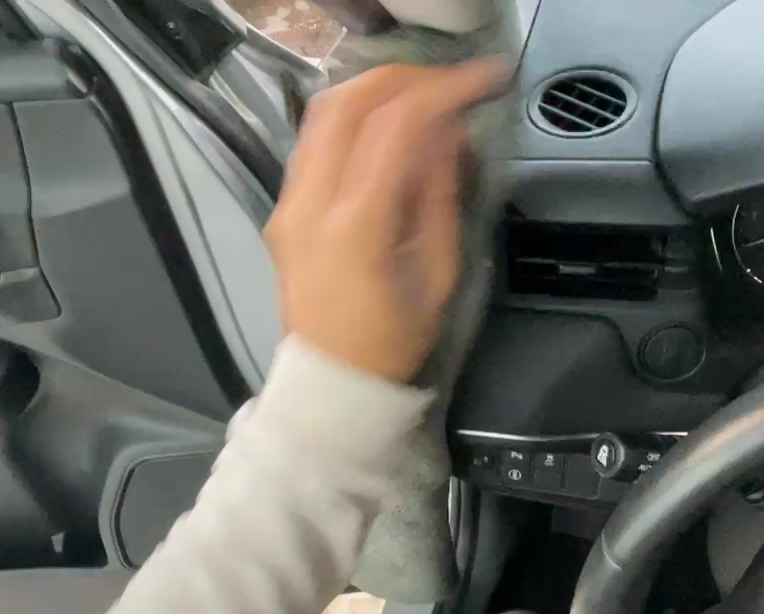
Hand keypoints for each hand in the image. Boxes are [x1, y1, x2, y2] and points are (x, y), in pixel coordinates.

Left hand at [264, 59, 505, 383]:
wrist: (332, 385)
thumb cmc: (391, 344)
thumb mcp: (436, 278)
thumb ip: (439, 198)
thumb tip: (449, 135)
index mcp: (356, 227)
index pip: (396, 125)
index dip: (443, 90)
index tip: (481, 82)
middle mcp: (310, 205)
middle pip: (349, 100)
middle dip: (405, 77)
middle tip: (448, 85)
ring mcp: (287, 206)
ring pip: (322, 114)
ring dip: (374, 92)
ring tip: (419, 100)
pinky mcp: (281, 212)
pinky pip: (313, 144)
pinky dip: (351, 122)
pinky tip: (382, 133)